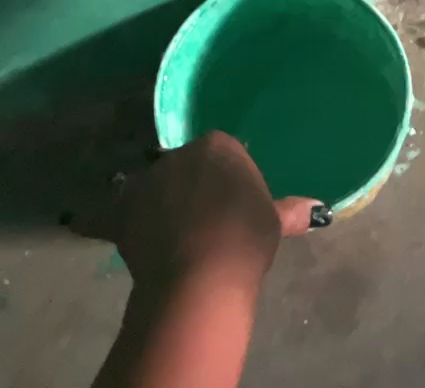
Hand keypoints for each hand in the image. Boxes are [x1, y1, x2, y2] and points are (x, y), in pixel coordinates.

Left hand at [116, 132, 329, 291]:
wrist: (200, 279)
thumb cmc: (245, 240)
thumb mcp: (275, 222)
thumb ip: (291, 210)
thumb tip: (320, 210)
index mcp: (217, 145)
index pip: (222, 152)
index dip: (227, 178)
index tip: (233, 203)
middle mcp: (178, 154)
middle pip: (185, 165)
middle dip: (191, 185)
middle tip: (205, 218)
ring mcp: (146, 182)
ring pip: (153, 186)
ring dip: (158, 201)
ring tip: (169, 231)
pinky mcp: (120, 212)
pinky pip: (111, 213)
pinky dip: (108, 219)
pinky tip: (104, 228)